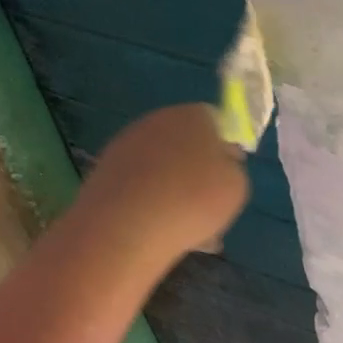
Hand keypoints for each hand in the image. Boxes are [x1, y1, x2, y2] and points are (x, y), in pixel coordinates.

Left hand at [70, 103, 248, 265]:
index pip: (216, 121)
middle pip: (186, 143)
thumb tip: (222, 162)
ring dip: (175, 188)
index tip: (229, 177)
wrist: (125, 227)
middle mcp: (158, 120)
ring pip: (163, 166)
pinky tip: (159, 227)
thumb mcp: (237, 186)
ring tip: (185, 224)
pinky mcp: (105, 170)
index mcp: (195, 115)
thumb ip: (233, 168)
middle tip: (209, 203)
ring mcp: (127, 144)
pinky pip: (140, 183)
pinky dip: (150, 201)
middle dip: (198, 170)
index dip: (225, 148)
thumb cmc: (193, 201)